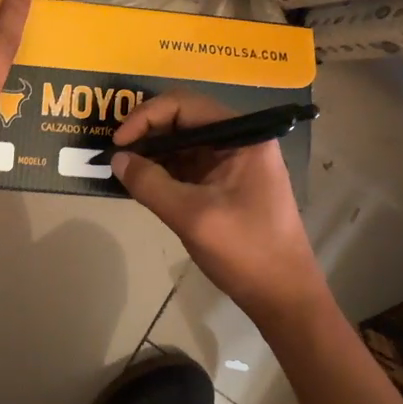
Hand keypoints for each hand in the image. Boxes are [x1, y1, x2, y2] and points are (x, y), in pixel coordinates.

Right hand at [112, 92, 327, 327]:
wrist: (285, 299)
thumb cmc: (246, 252)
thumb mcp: (192, 216)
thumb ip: (150, 183)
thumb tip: (116, 159)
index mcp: (242, 138)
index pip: (184, 105)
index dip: (146, 116)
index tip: (119, 141)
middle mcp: (238, 141)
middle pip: (182, 119)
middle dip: (146, 132)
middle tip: (116, 154)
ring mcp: (232, 164)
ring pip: (182, 143)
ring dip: (152, 152)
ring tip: (123, 168)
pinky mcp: (224, 185)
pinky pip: (187, 165)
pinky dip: (162, 170)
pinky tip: (141, 182)